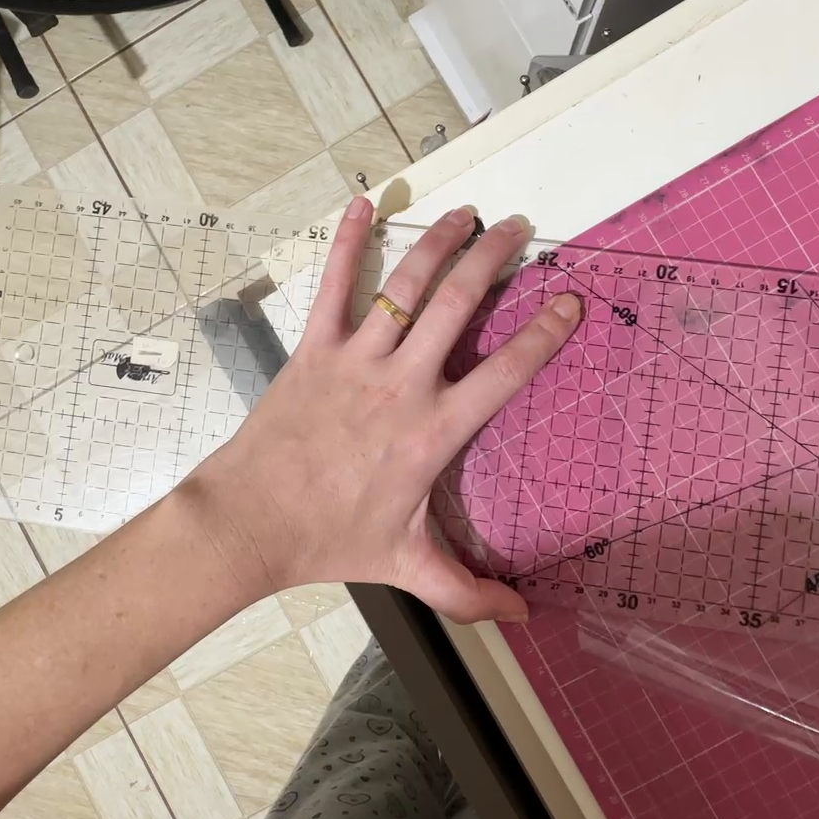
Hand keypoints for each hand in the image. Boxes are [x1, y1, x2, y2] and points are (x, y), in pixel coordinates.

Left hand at [182, 197, 581, 622]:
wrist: (250, 521)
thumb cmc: (329, 539)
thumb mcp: (405, 565)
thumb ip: (467, 590)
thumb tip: (523, 615)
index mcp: (433, 430)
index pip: (504, 372)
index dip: (542, 334)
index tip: (568, 301)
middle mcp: (402, 382)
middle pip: (458, 304)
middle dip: (493, 258)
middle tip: (517, 226)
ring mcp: (356, 358)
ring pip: (406, 285)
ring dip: (438, 242)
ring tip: (465, 212)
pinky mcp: (313, 348)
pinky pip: (333, 285)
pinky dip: (347, 241)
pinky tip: (362, 203)